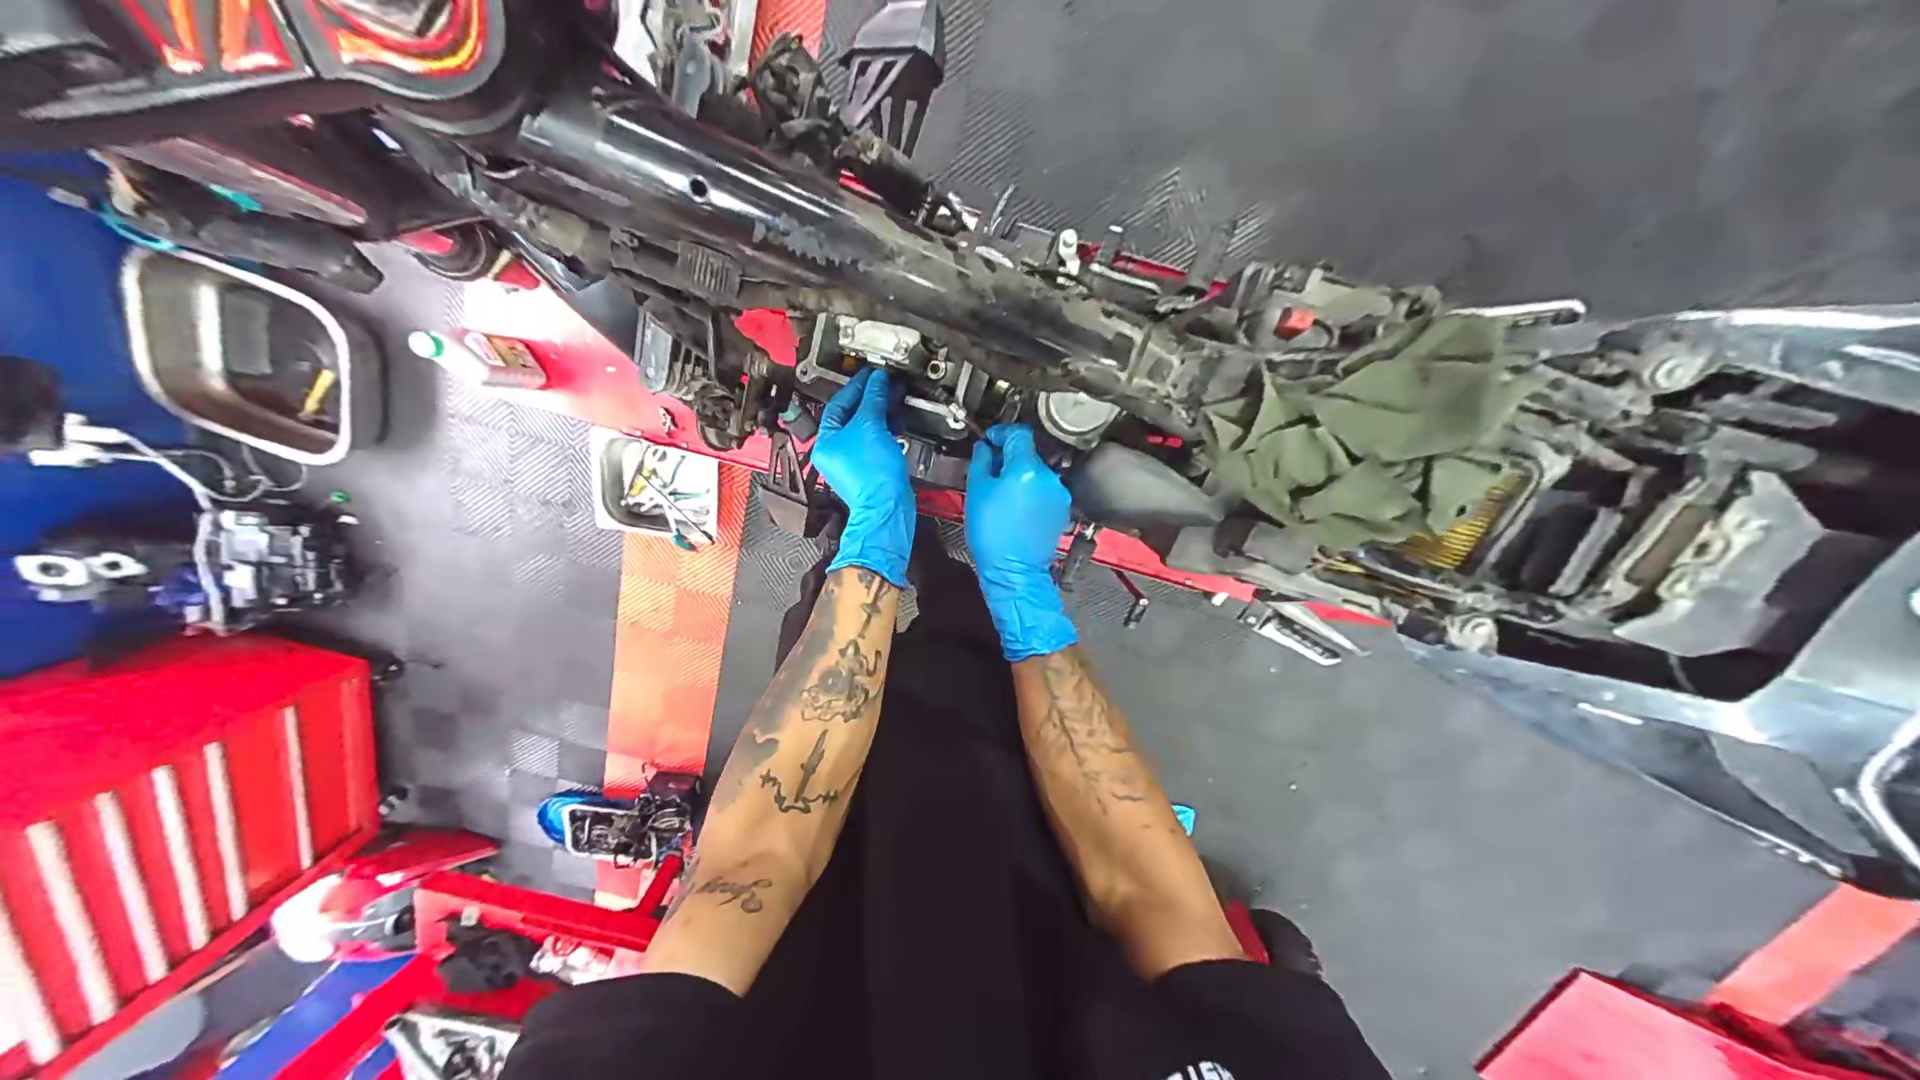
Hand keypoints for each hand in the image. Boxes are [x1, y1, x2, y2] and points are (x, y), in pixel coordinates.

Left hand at [813, 368, 914, 586]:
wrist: (888, 507)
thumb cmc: (872, 478)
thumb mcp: (871, 427)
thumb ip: (873, 399)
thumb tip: (877, 380)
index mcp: (825, 442)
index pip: (839, 403)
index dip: (857, 385)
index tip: (872, 374)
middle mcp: (836, 452)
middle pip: (853, 415)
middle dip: (871, 398)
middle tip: (884, 383)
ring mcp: (854, 462)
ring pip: (866, 428)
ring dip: (881, 411)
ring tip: (893, 397)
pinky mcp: (871, 469)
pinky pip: (877, 440)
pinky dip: (886, 428)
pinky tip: (896, 420)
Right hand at [965, 424, 1077, 660]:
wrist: (1014, 572)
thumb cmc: (993, 537)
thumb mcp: (977, 493)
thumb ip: (981, 462)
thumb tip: (985, 448)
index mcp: (1027, 469)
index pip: (1018, 433)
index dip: (1001, 433)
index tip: (990, 441)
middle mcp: (1049, 478)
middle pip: (1029, 453)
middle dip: (1009, 457)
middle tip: (989, 468)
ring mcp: (1058, 494)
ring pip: (1036, 472)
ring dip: (1019, 475)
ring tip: (1000, 491)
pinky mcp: (1061, 510)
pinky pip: (1044, 490)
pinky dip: (1030, 490)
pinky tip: (1014, 505)